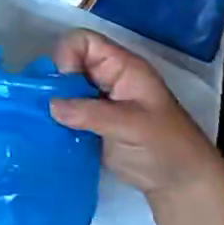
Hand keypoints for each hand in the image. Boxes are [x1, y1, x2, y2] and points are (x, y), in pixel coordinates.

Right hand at [49, 29, 223, 198]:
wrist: (179, 183)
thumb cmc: (166, 146)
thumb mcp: (133, 126)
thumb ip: (92, 113)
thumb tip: (51, 105)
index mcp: (122, 68)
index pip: (84, 42)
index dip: (68, 54)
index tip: (62, 83)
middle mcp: (106, 79)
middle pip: (69, 63)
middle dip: (55, 80)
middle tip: (48, 106)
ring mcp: (96, 102)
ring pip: (63, 88)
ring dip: (51, 101)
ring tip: (44, 120)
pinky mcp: (89, 124)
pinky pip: (64, 112)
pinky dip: (54, 119)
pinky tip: (49, 131)